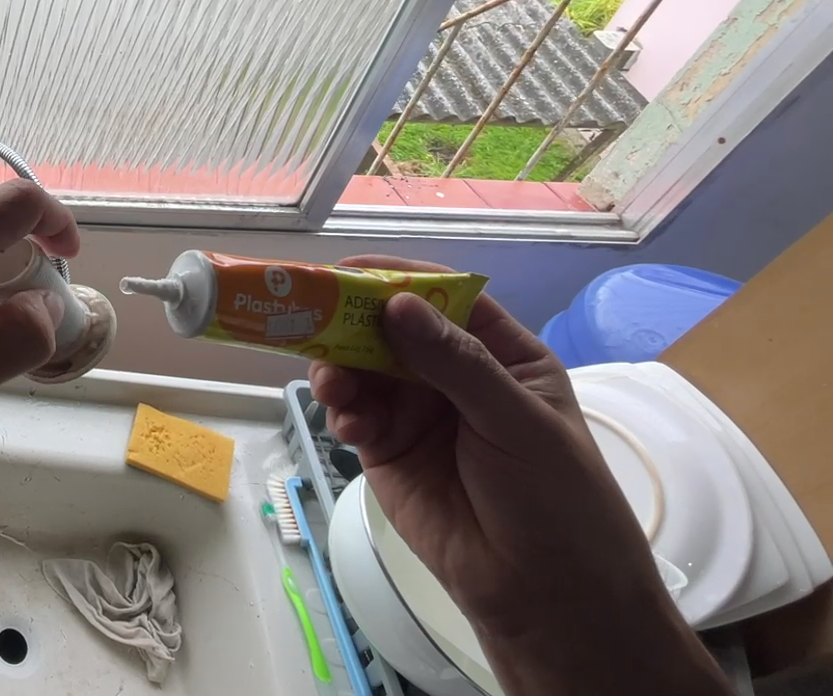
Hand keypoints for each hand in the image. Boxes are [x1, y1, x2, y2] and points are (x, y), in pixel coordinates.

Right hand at [309, 256, 728, 695]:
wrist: (544, 599)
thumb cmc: (557, 503)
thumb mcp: (518, 425)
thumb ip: (456, 363)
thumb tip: (396, 302)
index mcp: (498, 356)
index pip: (444, 298)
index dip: (397, 278)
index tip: (346, 271)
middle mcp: (449, 374)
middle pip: (386, 328)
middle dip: (349, 327)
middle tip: (312, 325)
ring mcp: (412, 408)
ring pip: (357, 367)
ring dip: (338, 372)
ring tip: (334, 392)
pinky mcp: (383, 442)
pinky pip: (349, 411)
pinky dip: (341, 413)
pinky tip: (351, 432)